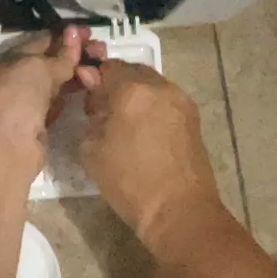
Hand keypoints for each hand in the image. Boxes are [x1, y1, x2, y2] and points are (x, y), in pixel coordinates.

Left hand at [0, 26, 89, 167]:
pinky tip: (91, 85)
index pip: (36, 42)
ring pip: (52, 83)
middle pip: (45, 62)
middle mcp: (8, 80)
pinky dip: (70, 94)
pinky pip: (55, 103)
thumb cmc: (12, 98)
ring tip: (103, 65)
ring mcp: (21, 104)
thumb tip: (74, 36)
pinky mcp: (35, 125)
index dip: (62, 36)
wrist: (3, 151)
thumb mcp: (35, 68)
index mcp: (0, 61)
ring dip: (75, 73)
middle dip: (73, 54)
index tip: (88, 32)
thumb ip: (58, 56)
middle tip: (102, 48)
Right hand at [76, 60, 222, 248]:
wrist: (178, 210)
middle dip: (114, 83)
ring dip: (134, 94)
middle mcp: (159, 86)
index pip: (106, 67)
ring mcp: (179, 100)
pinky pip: (164, 99)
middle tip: (101, 109)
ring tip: (122, 121)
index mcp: (131, 90)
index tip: (84, 96)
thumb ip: (90, 115)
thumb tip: (93, 95)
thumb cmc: (129, 182)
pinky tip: (141, 130)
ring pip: (150, 84)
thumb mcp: (91, 150)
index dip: (91, 77)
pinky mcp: (192, 116)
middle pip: (130, 71)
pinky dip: (150, 105)